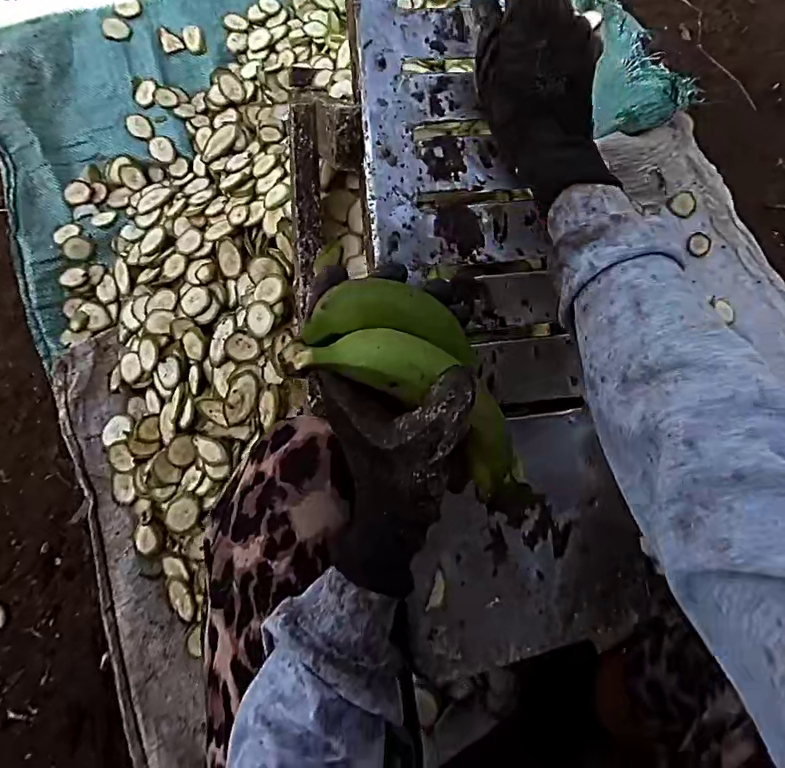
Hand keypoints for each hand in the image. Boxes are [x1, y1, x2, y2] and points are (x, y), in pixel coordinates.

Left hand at [307, 266, 472, 596]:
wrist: (398, 520)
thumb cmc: (396, 486)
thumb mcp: (418, 452)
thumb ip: (439, 416)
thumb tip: (461, 374)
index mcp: (341, 384)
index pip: (323, 328)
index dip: (326, 294)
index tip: (338, 264)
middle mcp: (355, 376)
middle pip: (360, 320)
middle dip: (382, 293)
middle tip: (402, 273)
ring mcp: (378, 382)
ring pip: (391, 332)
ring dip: (415, 310)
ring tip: (447, 292)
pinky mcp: (399, 391)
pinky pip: (412, 350)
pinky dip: (433, 333)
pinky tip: (458, 322)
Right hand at [469, 0, 617, 211]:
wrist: (553, 143)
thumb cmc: (509, 109)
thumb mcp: (487, 70)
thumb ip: (488, 28)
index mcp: (527, 17)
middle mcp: (558, 16)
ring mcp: (579, 32)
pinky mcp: (590, 51)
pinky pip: (577, 24)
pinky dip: (563, 22)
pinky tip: (557, 30)